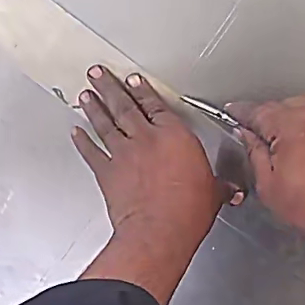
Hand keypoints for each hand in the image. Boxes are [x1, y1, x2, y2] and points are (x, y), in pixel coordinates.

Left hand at [73, 66, 233, 304]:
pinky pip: (91, 152)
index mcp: (174, 136)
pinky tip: (76, 132)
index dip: (142, 90)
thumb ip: (218, 186)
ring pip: (105, 123)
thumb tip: (228, 190)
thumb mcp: (212, 193)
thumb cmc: (186, 211)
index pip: (155, 105)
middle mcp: (145, 139)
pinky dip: (82, 141)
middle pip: (124, 105)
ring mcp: (123, 154)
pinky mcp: (106, 173)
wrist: (158, 230)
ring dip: (94, 107)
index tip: (133, 80)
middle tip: (97, 73)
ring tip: (86, 94)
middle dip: (109, 87)